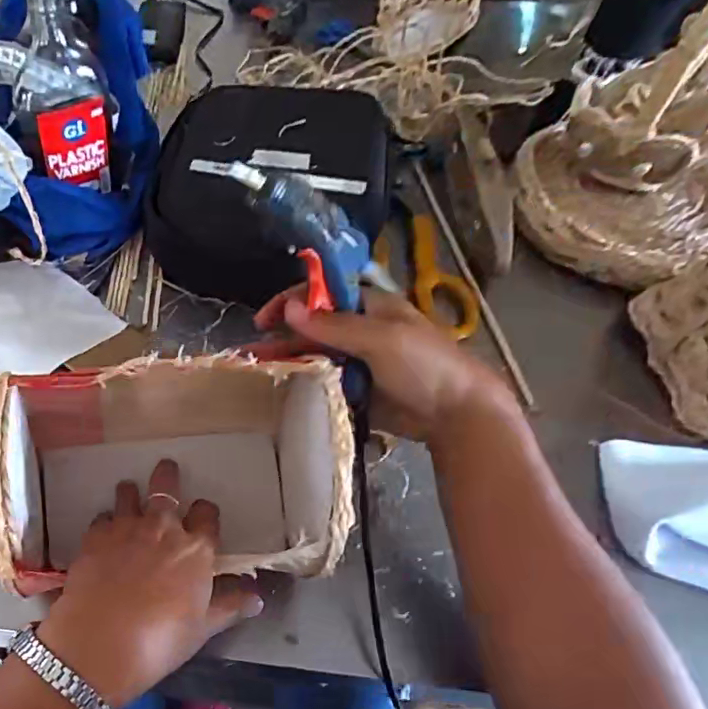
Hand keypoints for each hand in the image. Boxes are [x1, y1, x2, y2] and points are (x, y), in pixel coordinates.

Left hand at [36, 459, 263, 707]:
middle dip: (167, 478)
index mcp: (195, 549)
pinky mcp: (93, 539)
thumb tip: (258, 599)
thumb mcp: (203, 628)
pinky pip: (101, 519)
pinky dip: (105, 521)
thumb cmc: (161, 640)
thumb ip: (229, 607)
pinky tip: (104, 530)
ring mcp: (124, 530)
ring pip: (129, 496)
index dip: (206, 513)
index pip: (207, 516)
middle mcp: (162, 530)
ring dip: (131, 493)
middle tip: (166, 467)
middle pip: (166, 490)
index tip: (203, 515)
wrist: (101, 643)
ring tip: (129, 490)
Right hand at [256, 285, 518, 441]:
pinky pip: (325, 384)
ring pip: (315, 356)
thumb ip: (335, 326)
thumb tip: (291, 310)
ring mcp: (358, 362)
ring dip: (289, 361)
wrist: (455, 413)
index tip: (264, 320)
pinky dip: (304, 385)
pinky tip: (283, 391)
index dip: (291, 301)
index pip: (321, 295)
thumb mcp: (381, 339)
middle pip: (313, 328)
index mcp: (369, 307)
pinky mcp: (357, 390)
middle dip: (283, 336)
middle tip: (252, 353)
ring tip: (260, 373)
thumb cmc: (425, 366)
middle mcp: (360, 331)